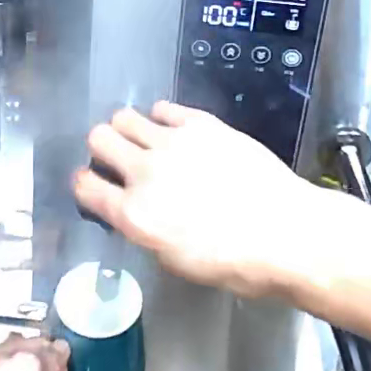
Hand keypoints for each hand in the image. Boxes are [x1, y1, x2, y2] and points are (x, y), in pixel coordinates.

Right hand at [74, 101, 347, 299]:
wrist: (285, 234)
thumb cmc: (232, 263)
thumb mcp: (174, 260)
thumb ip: (144, 227)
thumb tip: (135, 208)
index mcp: (134, 215)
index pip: (86, 185)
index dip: (85, 182)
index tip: (92, 182)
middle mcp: (144, 173)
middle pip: (98, 138)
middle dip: (102, 147)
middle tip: (119, 156)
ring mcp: (172, 143)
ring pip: (125, 116)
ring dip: (128, 128)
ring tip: (144, 139)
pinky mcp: (201, 124)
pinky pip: (164, 107)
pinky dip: (162, 117)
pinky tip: (173, 130)